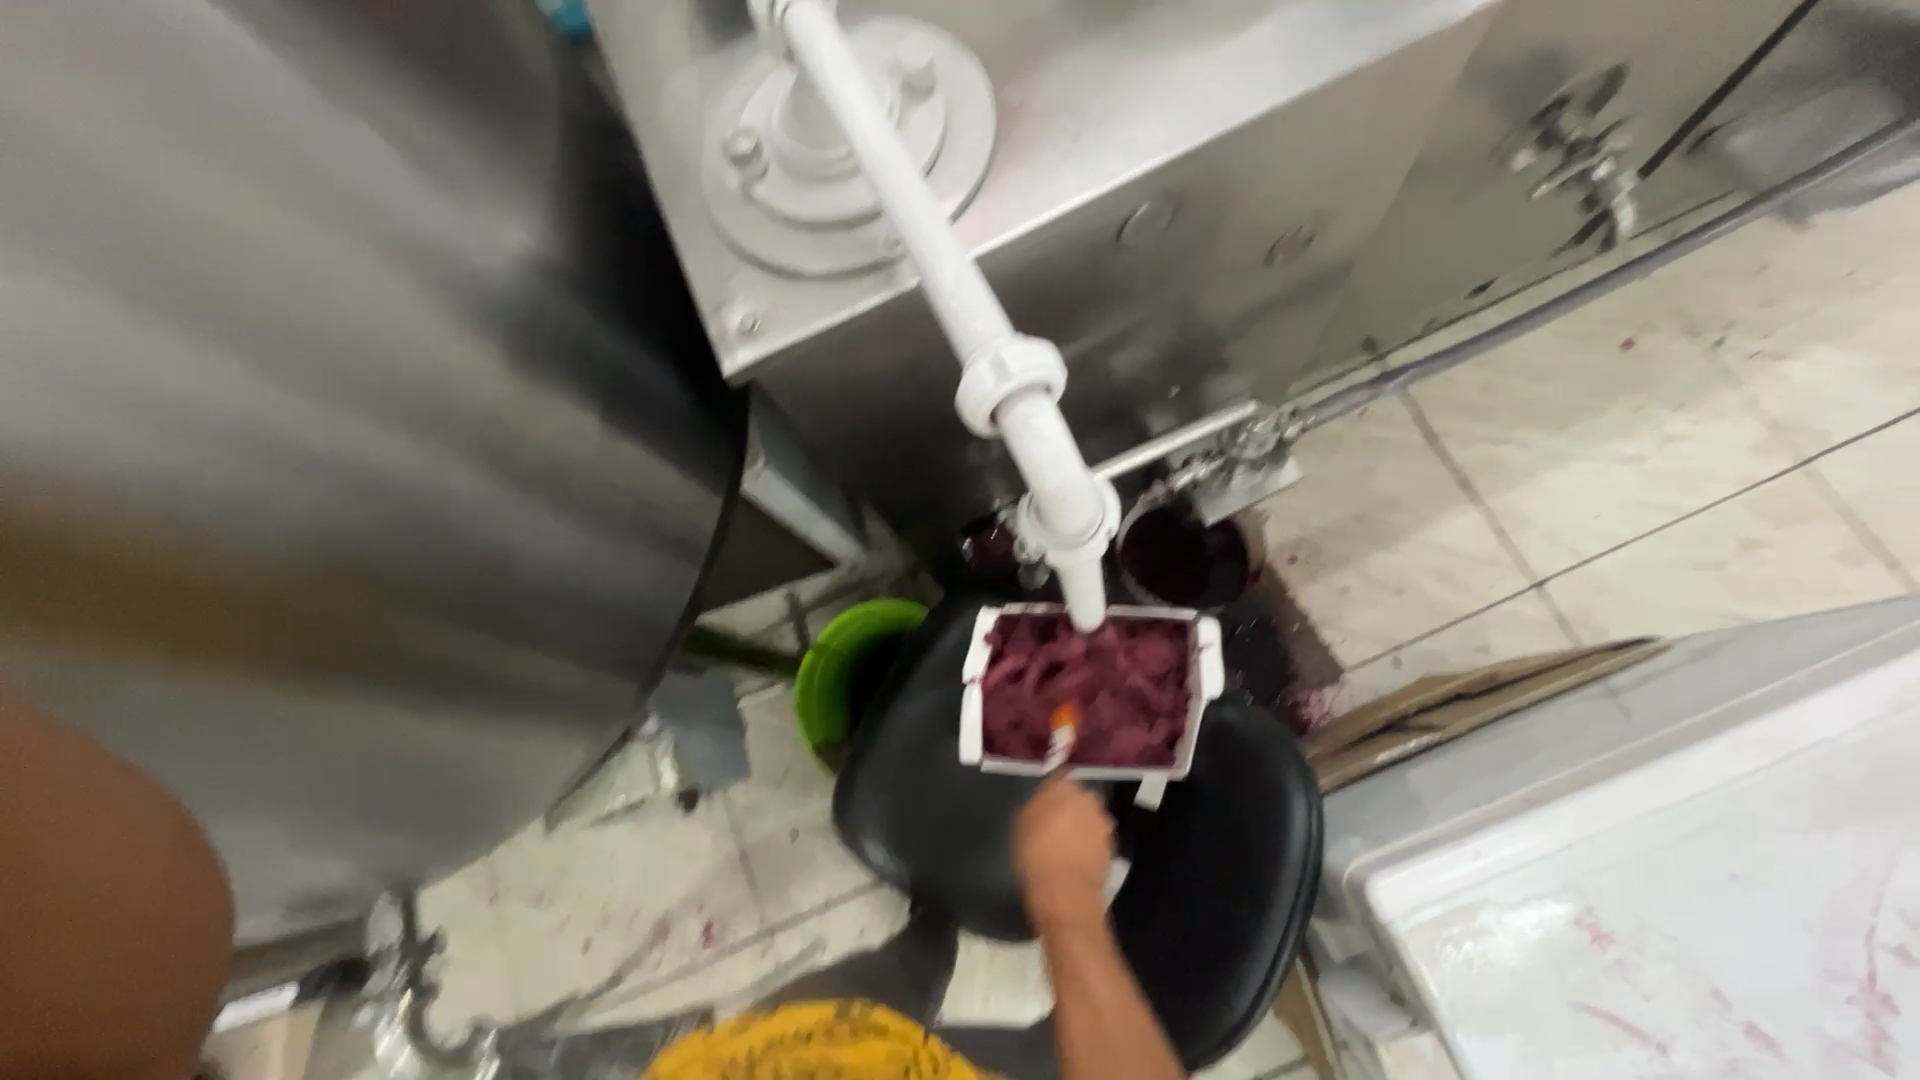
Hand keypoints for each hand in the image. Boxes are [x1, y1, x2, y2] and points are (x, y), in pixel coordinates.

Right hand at [1014, 775, 1114, 930]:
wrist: (1064, 892)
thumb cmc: (1034, 853)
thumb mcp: (1021, 823)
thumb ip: (1036, 804)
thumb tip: (1044, 800)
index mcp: (1065, 787)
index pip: (1060, 777)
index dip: (1052, 790)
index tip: (1043, 802)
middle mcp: (1090, 799)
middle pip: (1079, 797)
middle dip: (1070, 806)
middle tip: (1054, 822)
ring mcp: (1104, 823)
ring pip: (1090, 818)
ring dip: (1081, 825)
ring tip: (1065, 844)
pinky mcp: (1112, 846)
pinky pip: (1096, 839)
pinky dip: (1088, 844)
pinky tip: (1075, 858)